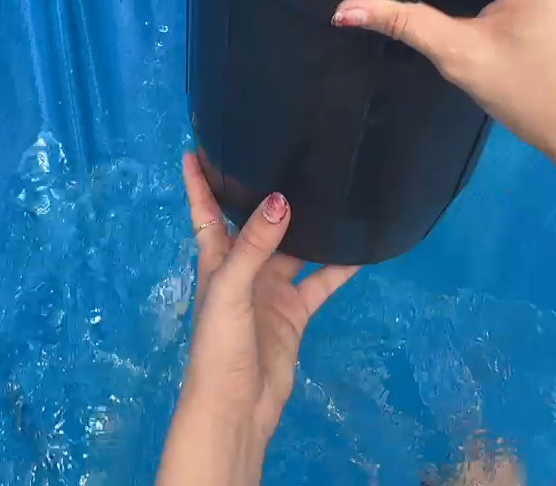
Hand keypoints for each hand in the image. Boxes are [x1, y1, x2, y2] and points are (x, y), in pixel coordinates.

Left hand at [156, 152, 357, 485]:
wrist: (236, 407)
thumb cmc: (218, 344)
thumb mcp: (230, 289)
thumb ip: (254, 245)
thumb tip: (280, 201)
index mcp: (216, 257)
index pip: (204, 209)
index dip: (198, 181)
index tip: (196, 148)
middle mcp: (243, 267)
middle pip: (253, 223)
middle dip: (264, 195)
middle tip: (286, 157)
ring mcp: (269, 289)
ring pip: (291, 248)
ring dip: (307, 226)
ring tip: (328, 191)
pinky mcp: (293, 312)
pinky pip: (319, 281)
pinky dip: (338, 267)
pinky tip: (359, 248)